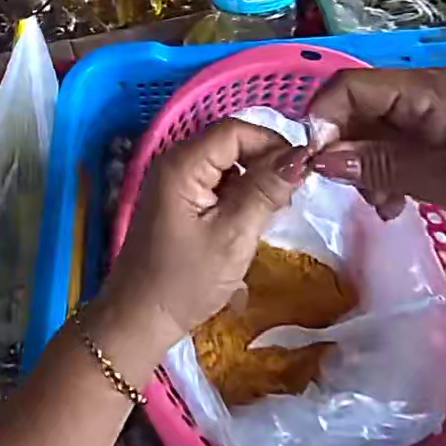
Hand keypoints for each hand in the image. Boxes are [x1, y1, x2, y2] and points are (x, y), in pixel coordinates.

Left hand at [87, 120, 311, 377]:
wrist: (141, 314)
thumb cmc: (186, 279)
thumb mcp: (233, 235)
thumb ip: (265, 191)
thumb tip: (300, 156)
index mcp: (181, 163)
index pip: (234, 130)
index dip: (272, 142)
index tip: (304, 170)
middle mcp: (174, 161)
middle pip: (229, 141)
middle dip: (265, 159)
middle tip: (292, 193)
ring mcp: (174, 179)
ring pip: (225, 160)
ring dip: (254, 176)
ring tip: (276, 207)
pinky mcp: (178, 197)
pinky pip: (215, 179)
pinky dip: (239, 190)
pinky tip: (253, 215)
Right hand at [307, 68, 445, 250]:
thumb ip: (386, 167)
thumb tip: (319, 157)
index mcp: (431, 91)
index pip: (348, 87)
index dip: (321, 120)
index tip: (317, 166)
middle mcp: (430, 96)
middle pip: (358, 109)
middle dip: (343, 148)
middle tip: (351, 195)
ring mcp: (443, 118)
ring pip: (376, 131)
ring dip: (366, 166)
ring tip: (381, 207)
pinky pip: (402, 148)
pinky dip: (390, 174)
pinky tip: (399, 203)